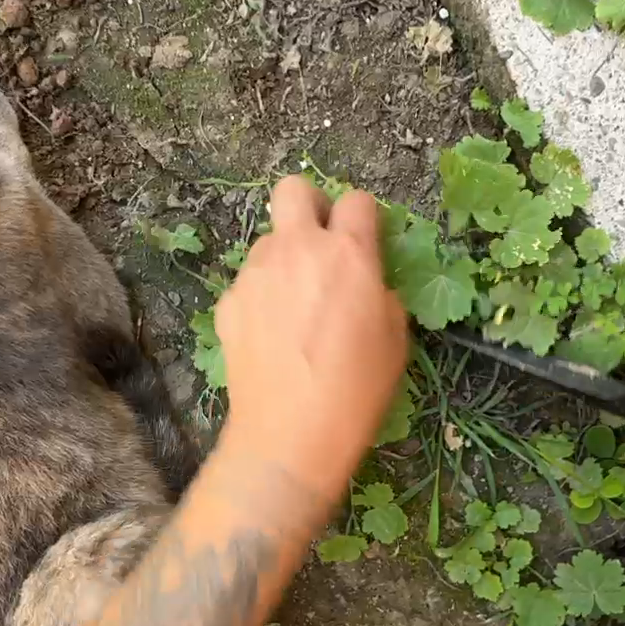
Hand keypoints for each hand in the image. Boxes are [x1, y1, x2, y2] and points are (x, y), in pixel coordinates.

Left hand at [215, 176, 408, 506]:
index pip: (359, 201)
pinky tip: (272, 336)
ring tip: (295, 307)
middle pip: (294, 189)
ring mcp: (256, 273)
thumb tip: (367, 286)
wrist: (291, 436)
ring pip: (269, 240)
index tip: (366, 243)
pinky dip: (263, 296)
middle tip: (322, 246)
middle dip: (311, 206)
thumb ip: (381, 296)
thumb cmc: (357, 393)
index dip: (365, 219)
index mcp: (349, 256)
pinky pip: (250, 282)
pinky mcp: (230, 302)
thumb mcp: (395, 343)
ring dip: (286, 258)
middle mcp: (298, 250)